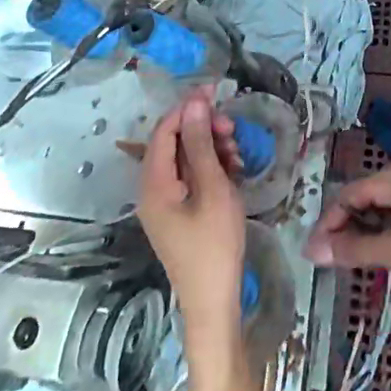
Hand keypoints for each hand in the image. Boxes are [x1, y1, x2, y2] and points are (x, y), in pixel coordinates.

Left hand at [139, 89, 246, 327]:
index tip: (216, 92)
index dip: (188, 107)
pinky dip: (213, 169)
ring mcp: (166, 202)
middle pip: (175, 143)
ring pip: (187, 159)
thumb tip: (195, 103)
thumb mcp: (213, 188)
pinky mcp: (180, 212)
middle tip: (232, 131)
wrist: (213, 299)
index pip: (164, 130)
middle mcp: (153, 189)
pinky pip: (193, 177)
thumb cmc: (214, 244)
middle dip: (204, 130)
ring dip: (212, 149)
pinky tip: (234, 172)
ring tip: (238, 156)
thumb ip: (202, 144)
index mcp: (153, 183)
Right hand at [304, 166, 390, 288]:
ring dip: (359, 236)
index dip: (326, 224)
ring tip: (346, 265)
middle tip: (326, 263)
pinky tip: (374, 258)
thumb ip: (354, 250)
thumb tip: (312, 250)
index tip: (312, 256)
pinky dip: (377, 237)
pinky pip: (389, 220)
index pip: (344, 196)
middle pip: (357, 201)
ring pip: (373, 213)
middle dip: (340, 230)